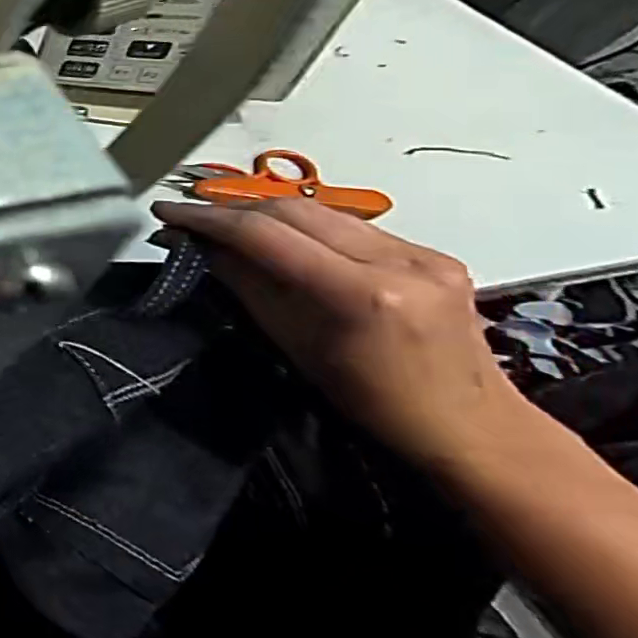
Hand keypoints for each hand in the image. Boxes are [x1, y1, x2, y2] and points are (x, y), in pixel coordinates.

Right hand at [152, 198, 530, 470]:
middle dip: (232, 211)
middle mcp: (399, 260)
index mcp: (362, 293)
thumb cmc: (368, 399)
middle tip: (189, 218)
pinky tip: (282, 242)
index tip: (167, 213)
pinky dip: (304, 229)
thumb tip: (196, 246)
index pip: (266, 235)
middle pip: (293, 211)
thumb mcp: (291, 342)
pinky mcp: (433, 252)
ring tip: (224, 226)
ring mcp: (423, 252)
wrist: (470, 426)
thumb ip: (245, 283)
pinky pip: (349, 227)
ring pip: (320, 213)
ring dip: (264, 215)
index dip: (208, 219)